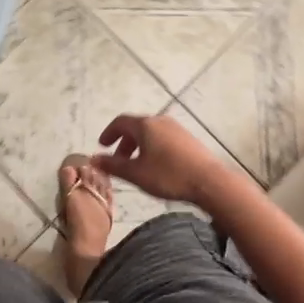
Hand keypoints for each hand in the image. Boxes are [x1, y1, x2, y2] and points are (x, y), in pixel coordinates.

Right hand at [94, 114, 227, 204]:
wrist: (209, 181)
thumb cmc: (168, 175)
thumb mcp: (136, 173)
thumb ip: (113, 165)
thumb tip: (93, 159)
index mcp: (145, 125)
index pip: (120, 122)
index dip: (108, 133)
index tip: (102, 146)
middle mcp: (160, 121)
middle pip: (136, 127)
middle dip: (124, 142)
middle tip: (118, 160)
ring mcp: (177, 128)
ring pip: (151, 133)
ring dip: (139, 146)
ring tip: (136, 166)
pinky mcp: (188, 138)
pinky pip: (163, 138)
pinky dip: (153, 147)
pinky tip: (156, 166)